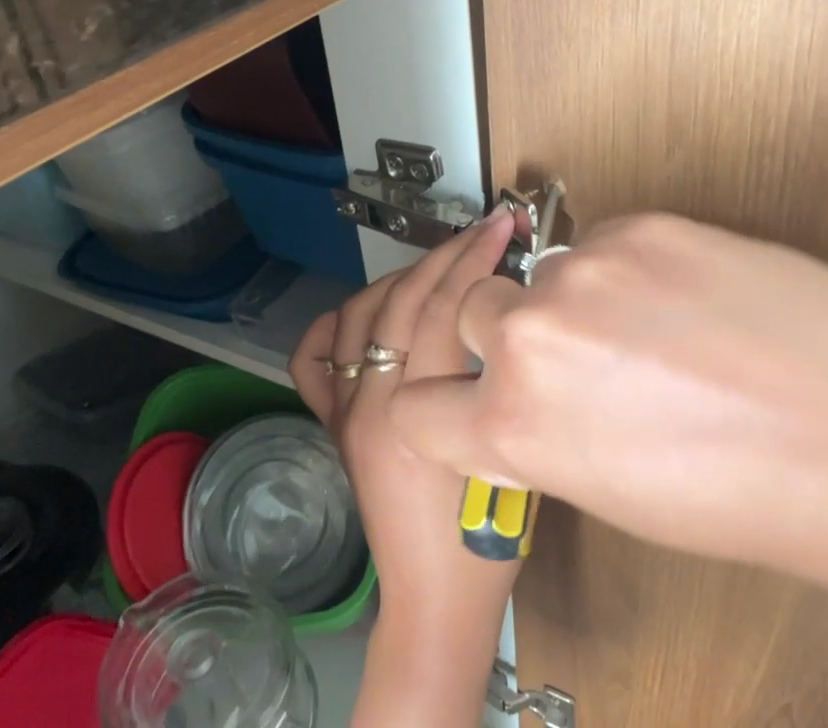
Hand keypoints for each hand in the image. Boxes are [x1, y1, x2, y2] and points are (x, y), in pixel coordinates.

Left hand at [288, 210, 520, 726]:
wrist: (434, 599)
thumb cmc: (487, 542)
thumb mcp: (512, 456)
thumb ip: (498, 385)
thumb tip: (503, 319)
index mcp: (417, 416)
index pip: (443, 310)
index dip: (477, 259)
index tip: (505, 228)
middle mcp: (369, 405)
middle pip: (404, 302)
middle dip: (449, 254)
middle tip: (486, 230)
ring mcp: (344, 413)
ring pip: (362, 315)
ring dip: (405, 277)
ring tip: (444, 261)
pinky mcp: (333, 425)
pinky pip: (315, 359)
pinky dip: (337, 324)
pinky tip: (369, 309)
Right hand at [389, 212, 827, 661]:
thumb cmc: (756, 493)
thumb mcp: (614, 494)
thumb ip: (544, 440)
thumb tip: (526, 406)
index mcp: (515, 426)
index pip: (421, 405)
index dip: (444, 403)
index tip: (464, 395)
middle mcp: (533, 338)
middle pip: (473, 312)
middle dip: (507, 335)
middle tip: (574, 357)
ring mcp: (587, 273)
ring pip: (540, 272)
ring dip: (572, 297)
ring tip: (647, 330)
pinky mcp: (644, 227)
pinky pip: (603, 242)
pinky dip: (628, 268)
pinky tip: (684, 302)